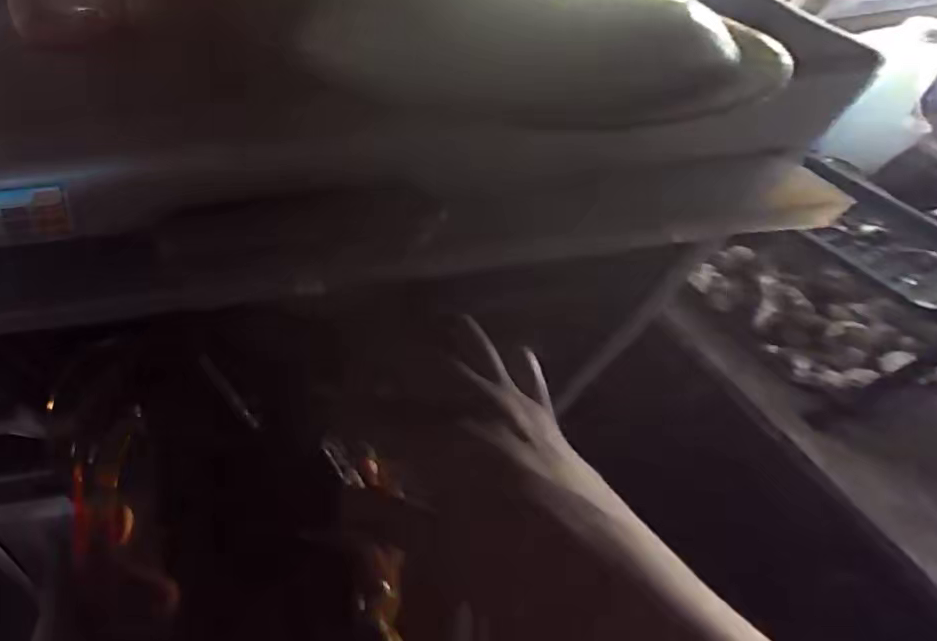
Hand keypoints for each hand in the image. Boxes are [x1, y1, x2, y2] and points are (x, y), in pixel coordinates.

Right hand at [352, 316, 767, 640]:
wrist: (622, 597)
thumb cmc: (522, 579)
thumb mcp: (444, 556)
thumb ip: (388, 522)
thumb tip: (337, 504)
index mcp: (443, 439)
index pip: (374, 414)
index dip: (339, 410)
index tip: (315, 409)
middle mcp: (475, 404)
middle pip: (413, 358)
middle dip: (377, 357)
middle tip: (353, 371)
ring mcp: (514, 402)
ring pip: (468, 342)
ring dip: (434, 339)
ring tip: (411, 345)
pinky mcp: (544, 416)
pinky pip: (521, 369)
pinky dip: (499, 360)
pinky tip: (486, 367)